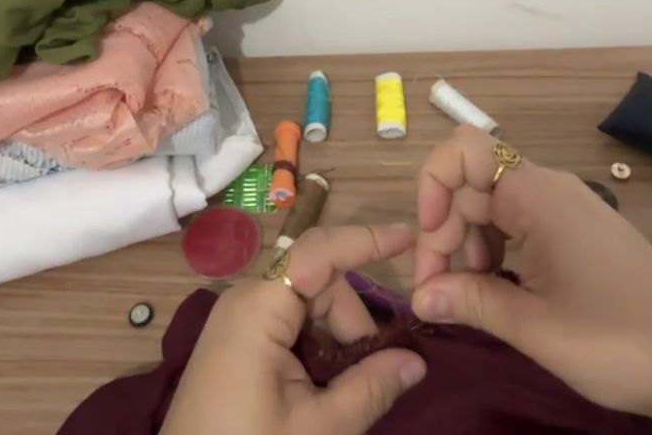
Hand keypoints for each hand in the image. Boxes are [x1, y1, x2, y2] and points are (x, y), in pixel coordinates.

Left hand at [161, 224, 426, 434]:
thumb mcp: (318, 430)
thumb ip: (368, 389)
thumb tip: (416, 360)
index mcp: (259, 307)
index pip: (318, 251)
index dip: (364, 240)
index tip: (408, 236)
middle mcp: (245, 298)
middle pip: (317, 281)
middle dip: (352, 318)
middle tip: (371, 373)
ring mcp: (237, 318)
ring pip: (306, 302)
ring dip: (336, 336)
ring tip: (342, 391)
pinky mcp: (235, 339)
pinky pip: (287, 320)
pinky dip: (315, 343)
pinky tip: (323, 384)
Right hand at [409, 126, 651, 417]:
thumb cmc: (622, 343)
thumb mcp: (537, 328)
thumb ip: (471, 302)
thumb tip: (418, 297)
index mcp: (536, 194)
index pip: (461, 153)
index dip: (431, 186)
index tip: (431, 244)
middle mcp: (548, 188)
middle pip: (471, 185)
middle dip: (444, 231)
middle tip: (438, 292)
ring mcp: (565, 209)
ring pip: (492, 206)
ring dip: (468, 245)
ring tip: (469, 299)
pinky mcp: (577, 232)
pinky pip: (518, 224)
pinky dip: (496, 252)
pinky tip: (499, 293)